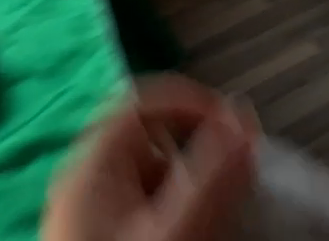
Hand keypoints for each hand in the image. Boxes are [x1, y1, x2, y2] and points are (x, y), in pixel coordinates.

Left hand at [43, 75, 257, 240]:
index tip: (238, 132)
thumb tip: (244, 119)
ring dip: (190, 190)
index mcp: (91, 164)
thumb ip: (210, 177)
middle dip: (197, 155)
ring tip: (216, 223)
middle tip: (235, 186)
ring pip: (149, 178)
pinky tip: (193, 239)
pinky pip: (141, 212)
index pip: (144, 101)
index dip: (193, 104)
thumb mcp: (172, 236)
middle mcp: (84, 181)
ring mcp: (87, 217)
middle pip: (150, 140)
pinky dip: (174, 217)